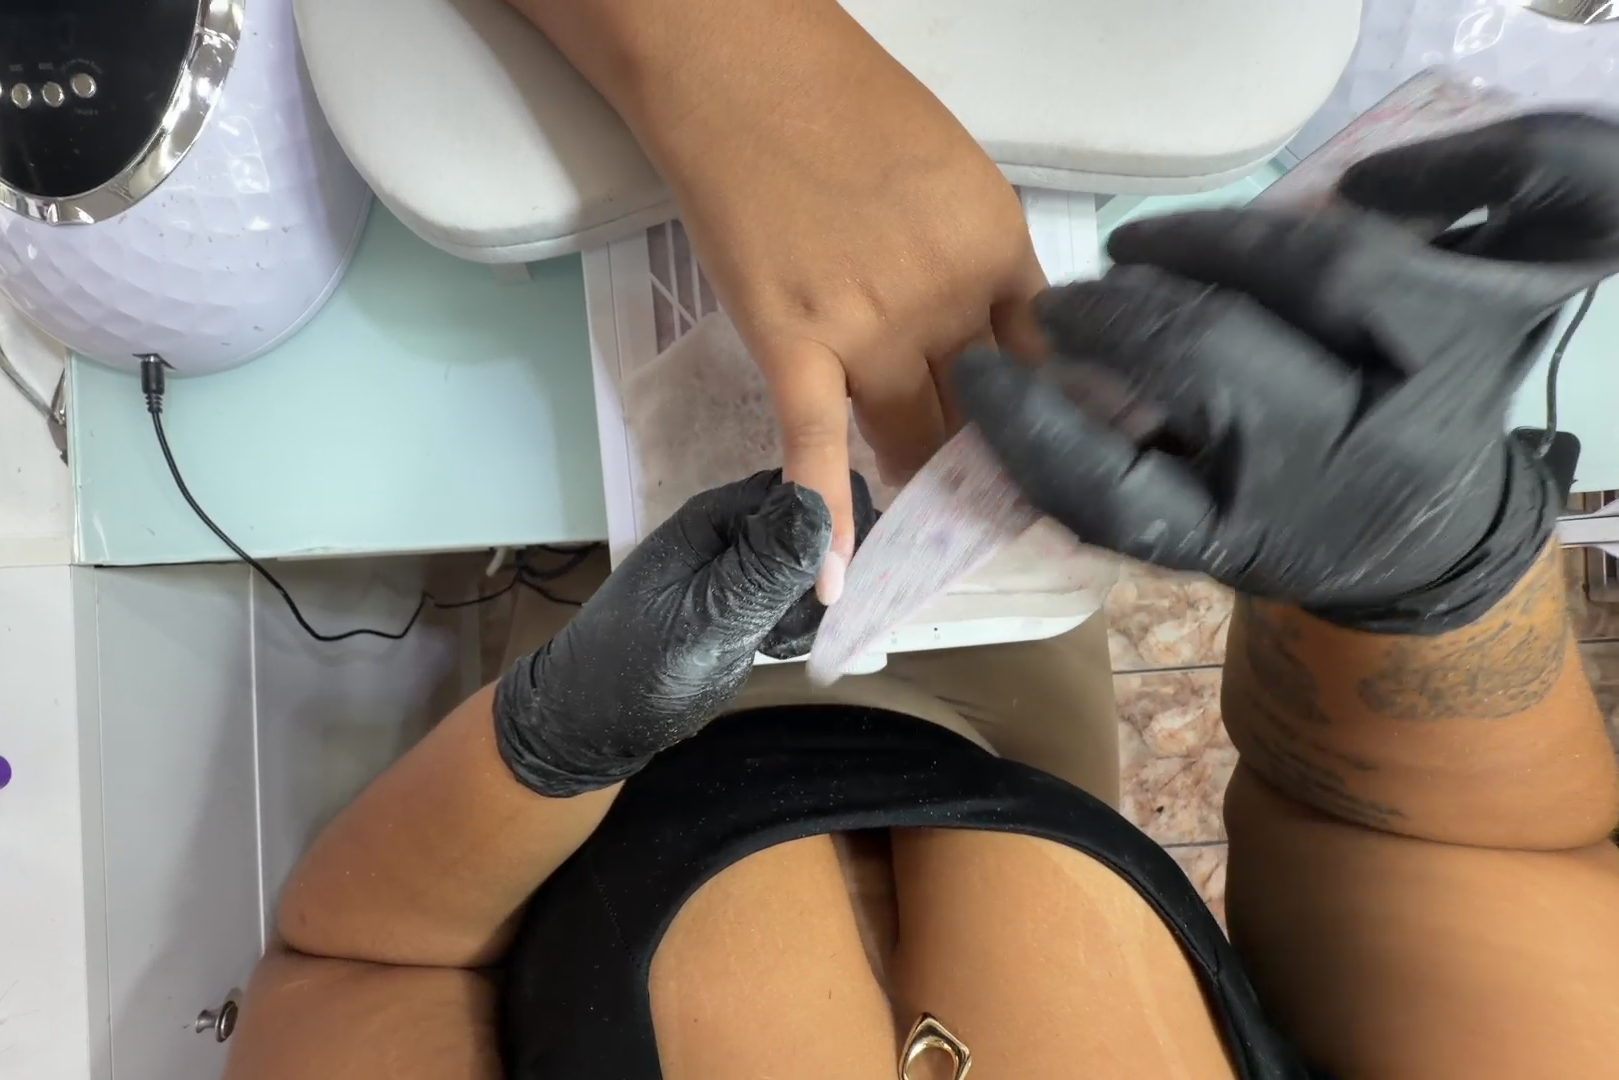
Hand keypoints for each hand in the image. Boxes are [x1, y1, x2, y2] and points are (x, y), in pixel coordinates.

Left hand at [494, 471, 830, 796]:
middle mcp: (727, 532)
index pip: (804, 487)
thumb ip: (764, 570)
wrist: (589, 722)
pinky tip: (776, 647)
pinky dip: (795, 621)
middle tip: (799, 621)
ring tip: (779, 640)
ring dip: (810, 602)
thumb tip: (821, 500)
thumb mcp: (705, 623)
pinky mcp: (736, 601)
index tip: (828, 590)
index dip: (830, 531)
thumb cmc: (635, 673)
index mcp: (715, 518)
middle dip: (825, 572)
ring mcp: (732, 569)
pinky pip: (788, 595)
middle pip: (811, 525)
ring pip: (806, 564)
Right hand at [615, 3, 1043, 594]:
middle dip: (988, 472)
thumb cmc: (843, 103)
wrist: (741, 68)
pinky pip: (813, 442)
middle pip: (980, 416)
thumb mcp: (948, 174)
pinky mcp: (792, 346)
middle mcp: (946, 299)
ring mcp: (867, 328)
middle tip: (991, 524)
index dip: (1050, 427)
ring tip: (928, 539)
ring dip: (921, 488)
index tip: (1052, 469)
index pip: (1045, 367)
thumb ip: (976, 260)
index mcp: (998, 246)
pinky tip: (833, 577)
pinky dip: (824, 512)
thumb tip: (978, 334)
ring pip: (910, 438)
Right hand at [954, 113, 1618, 631]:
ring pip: (1338, 271)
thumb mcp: (1167, 529)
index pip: (1107, 489)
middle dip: (1108, 317)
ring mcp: (1456, 375)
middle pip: (1209, 359)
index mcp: (1244, 529)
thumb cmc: (1259, 519)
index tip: (978, 370)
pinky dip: (1478, 161)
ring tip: (1144, 247)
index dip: (1026, 423)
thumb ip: (1091, 470)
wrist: (1409, 535)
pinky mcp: (1530, 305)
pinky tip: (1373, 186)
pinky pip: (1553, 198)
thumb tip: (1011, 384)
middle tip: (1062, 305)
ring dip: (1215, 243)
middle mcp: (1351, 461)